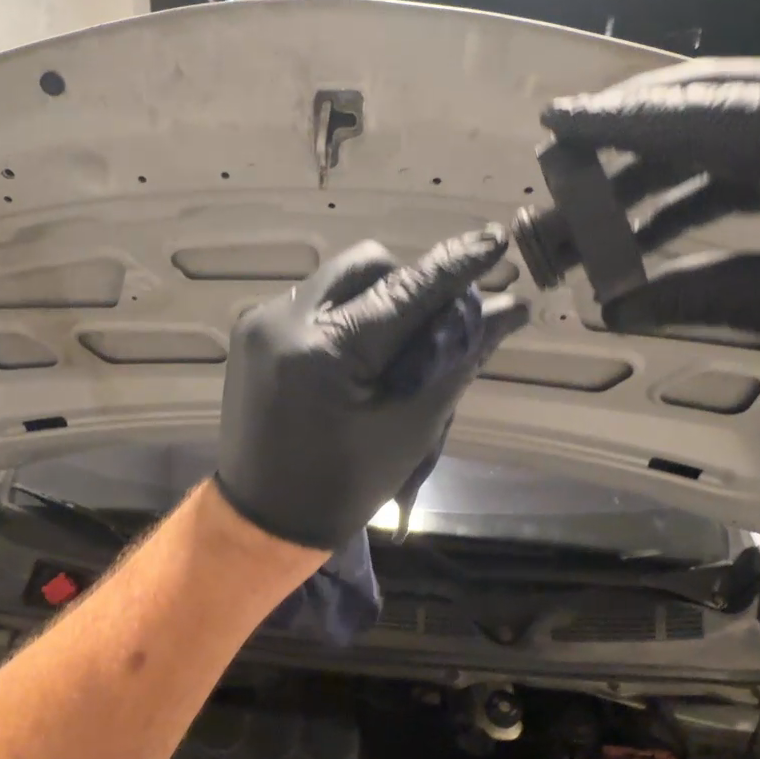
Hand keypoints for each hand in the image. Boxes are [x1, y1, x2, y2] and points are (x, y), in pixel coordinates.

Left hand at [215, 228, 529, 549]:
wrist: (262, 519)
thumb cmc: (343, 486)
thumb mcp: (409, 428)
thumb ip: (456, 361)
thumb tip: (508, 311)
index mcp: (322, 351)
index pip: (405, 292)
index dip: (454, 266)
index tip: (495, 239)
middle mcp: (284, 320)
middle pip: (366, 264)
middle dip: (409, 282)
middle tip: (435, 322)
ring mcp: (260, 321)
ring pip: (338, 278)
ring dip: (377, 296)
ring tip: (395, 344)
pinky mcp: (251, 331)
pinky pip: (312, 299)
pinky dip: (345, 313)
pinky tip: (356, 355)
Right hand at [543, 55, 759, 423]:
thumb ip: (703, 293)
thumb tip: (614, 307)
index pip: (704, 115)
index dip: (619, 123)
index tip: (550, 122)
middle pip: (714, 101)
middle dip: (631, 136)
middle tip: (563, 160)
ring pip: (735, 129)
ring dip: (664, 171)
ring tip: (596, 210)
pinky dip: (710, 189)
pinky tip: (660, 223)